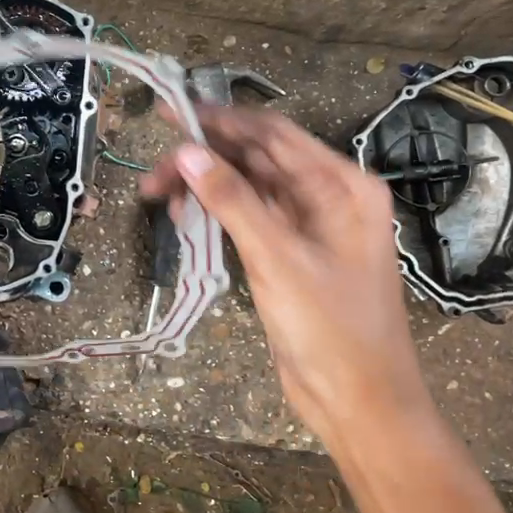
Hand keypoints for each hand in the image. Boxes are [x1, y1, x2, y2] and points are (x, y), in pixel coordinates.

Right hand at [142, 107, 427, 444]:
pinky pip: (245, 216)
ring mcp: (306, 225)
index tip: (170, 111)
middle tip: (153, 172)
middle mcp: (326, 196)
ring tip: (159, 198)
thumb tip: (187, 151)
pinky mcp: (287, 252)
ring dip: (203, 188)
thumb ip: (232, 200)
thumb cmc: (331, 329)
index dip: (220, 119)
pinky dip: (214, 213)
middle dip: (203, 159)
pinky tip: (185, 219)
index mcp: (341, 186)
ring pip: (245, 187)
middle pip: (255, 158)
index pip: (272, 134)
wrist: (359, 402)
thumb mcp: (278, 259)